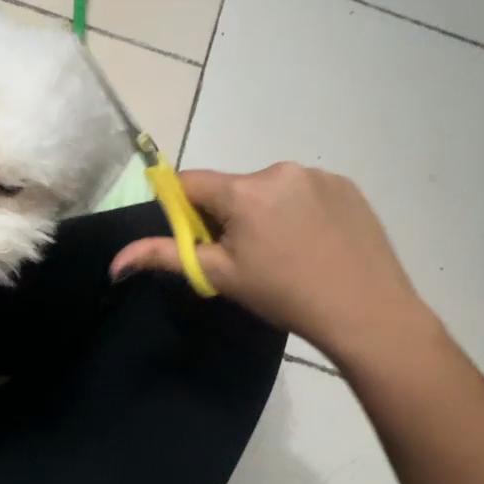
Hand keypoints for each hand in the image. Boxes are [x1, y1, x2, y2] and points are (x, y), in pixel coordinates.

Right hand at [109, 163, 438, 361]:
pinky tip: (310, 243)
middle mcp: (281, 170)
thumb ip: (162, 257)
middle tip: (243, 255)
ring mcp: (319, 175)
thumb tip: (114, 264)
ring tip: (281, 252)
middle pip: (229, 187)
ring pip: (266, 189)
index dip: (182, 208)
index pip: (189, 182)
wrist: (369, 313)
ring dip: (261, 212)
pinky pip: (302, 191)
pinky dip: (295, 211)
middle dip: (226, 215)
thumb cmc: (284, 295)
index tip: (197, 238)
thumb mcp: (219, 275)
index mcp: (245, 190)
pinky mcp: (347, 186)